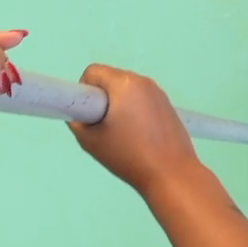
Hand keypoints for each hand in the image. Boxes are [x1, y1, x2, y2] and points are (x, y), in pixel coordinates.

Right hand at [68, 64, 203, 194]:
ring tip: (122, 134)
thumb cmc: (127, 155)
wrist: (171, 174)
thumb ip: (77, 121)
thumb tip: (80, 114)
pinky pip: (141, 99)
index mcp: (123, 83)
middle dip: (102, 99)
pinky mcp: (168, 104)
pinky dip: (134, 111)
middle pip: (110, 79)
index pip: (93, 72)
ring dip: (118, 105)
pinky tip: (139, 136)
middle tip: (103, 127)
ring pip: (126, 90)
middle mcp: (142, 80)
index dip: (85, 92)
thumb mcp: (89, 141)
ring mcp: (158, 92)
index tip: (89, 115)